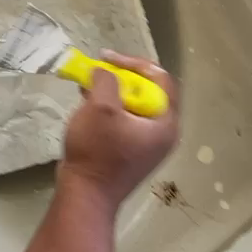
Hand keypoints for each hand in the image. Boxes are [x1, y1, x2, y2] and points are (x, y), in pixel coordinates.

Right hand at [59, 53, 179, 205]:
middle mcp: (162, 133)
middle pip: (149, 91)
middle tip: (98, 68)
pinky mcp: (130, 150)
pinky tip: (87, 102)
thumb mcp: (100, 107)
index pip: (162, 80)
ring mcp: (146, 143)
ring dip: (112, 90)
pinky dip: (108, 106)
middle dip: (122, 76)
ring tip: (88, 84)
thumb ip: (106, 81)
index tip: (108, 58)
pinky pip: (125, 118)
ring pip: (134, 105)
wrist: (86, 193)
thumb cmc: (97, 150)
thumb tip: (105, 71)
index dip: (136, 63)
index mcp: (164, 124)